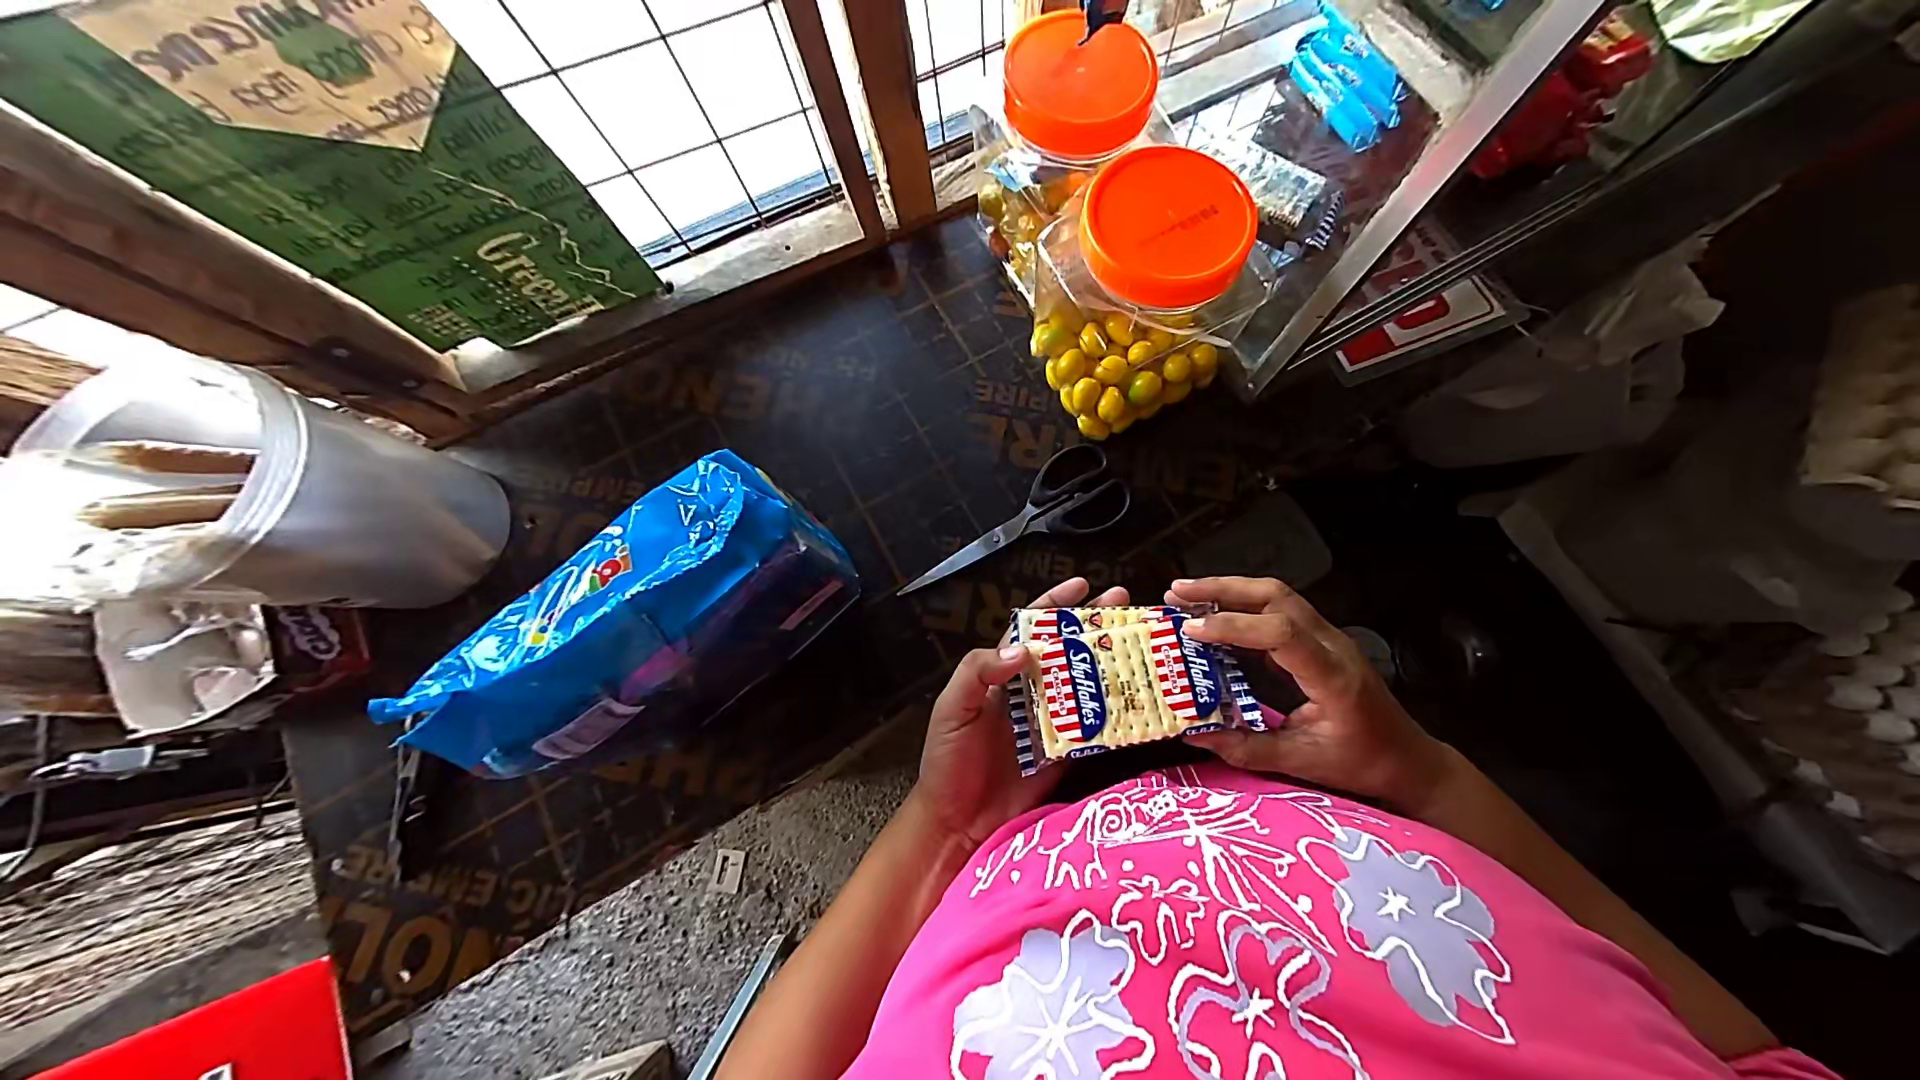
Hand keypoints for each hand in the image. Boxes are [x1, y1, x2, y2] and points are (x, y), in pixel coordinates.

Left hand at [913, 576, 1127, 850]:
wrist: (958, 821)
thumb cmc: (947, 760)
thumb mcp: (951, 708)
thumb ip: (978, 671)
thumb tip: (1020, 648)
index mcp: (1000, 674)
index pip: (1028, 629)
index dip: (1053, 605)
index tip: (1081, 585)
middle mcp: (1028, 691)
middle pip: (1064, 649)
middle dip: (1093, 624)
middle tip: (1125, 604)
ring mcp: (1049, 720)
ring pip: (1083, 682)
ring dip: (1109, 662)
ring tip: (1141, 642)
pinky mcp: (1064, 751)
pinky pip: (1093, 725)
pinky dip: (1115, 711)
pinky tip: (1138, 696)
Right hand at [1169, 576, 1453, 810]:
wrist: (1410, 760)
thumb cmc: (1361, 764)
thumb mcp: (1300, 763)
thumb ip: (1245, 748)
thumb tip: (1192, 733)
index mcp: (1332, 676)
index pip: (1281, 632)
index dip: (1232, 626)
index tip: (1191, 631)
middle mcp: (1332, 645)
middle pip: (1276, 596)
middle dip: (1222, 589)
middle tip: (1176, 593)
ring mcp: (1328, 637)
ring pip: (1277, 594)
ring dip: (1229, 590)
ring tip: (1184, 595)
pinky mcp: (1319, 639)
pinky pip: (1278, 608)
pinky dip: (1241, 604)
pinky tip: (1212, 613)